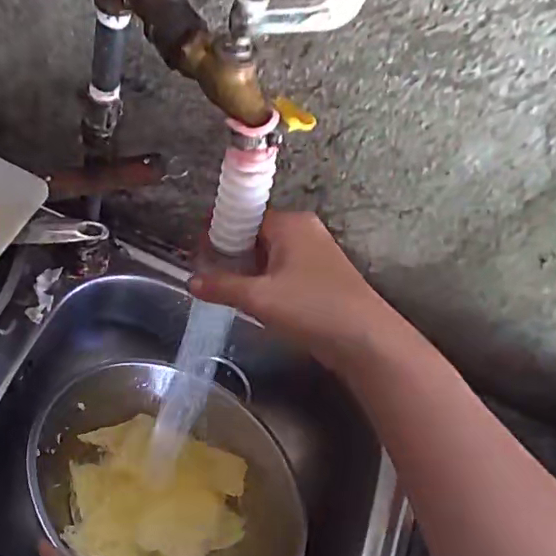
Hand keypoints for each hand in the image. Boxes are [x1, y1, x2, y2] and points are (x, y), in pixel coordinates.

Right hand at [189, 210, 411, 372]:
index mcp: (290, 224)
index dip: (219, 231)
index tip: (197, 251)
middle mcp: (304, 232)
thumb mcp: (258, 297)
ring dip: (247, 271)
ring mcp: (315, 255)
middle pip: (255, 235)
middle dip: (230, 253)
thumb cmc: (310, 308)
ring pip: (268, 256)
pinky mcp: (320, 279)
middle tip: (206, 274)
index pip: (244, 216)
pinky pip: (282, 272)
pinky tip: (252, 302)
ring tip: (223, 290)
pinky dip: (265, 283)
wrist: (364, 339)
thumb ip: (221, 286)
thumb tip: (191, 281)